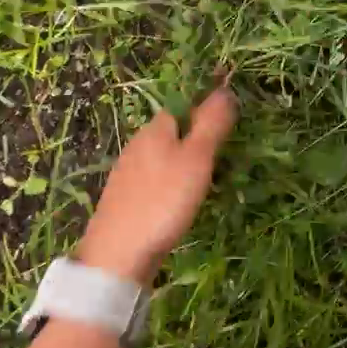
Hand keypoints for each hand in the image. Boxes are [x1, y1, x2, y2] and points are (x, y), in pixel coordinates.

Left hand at [76, 86, 236, 286]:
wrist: (116, 258)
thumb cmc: (163, 201)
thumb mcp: (197, 158)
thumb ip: (212, 122)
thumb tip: (225, 89)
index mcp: (155, 129)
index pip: (185, 104)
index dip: (208, 110)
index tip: (230, 127)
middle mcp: (138, 144)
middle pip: (175, 130)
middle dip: (199, 138)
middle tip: (225, 156)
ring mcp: (128, 172)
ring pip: (166, 155)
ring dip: (187, 162)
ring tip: (209, 180)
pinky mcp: (125, 198)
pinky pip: (156, 179)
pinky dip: (173, 183)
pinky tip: (181, 201)